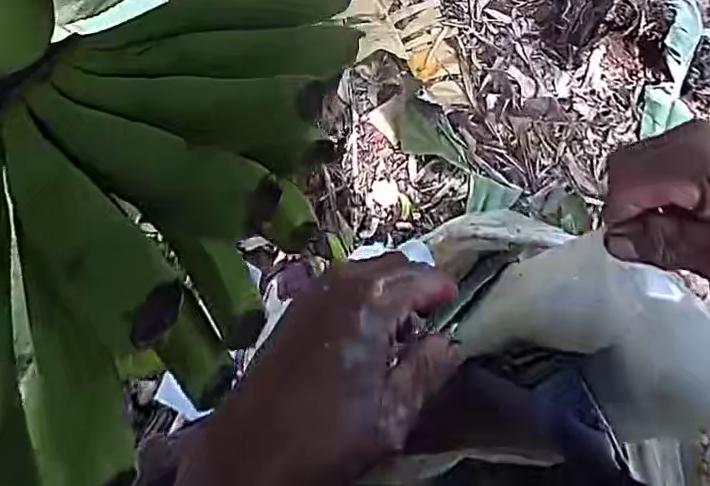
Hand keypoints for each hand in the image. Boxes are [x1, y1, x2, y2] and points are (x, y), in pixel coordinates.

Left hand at [176, 254, 463, 485]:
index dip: (444, 291)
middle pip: (396, 264)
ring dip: (391, 293)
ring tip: (399, 340)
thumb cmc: (326, 434)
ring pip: (370, 270)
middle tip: (430, 328)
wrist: (252, 444)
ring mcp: (317, 286)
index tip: (457, 310)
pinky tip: (365, 338)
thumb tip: (452, 343)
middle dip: (418, 288)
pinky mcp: (300, 300)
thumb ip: (427, 370)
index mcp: (371, 299)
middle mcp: (343, 279)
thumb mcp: (391, 414)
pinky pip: (345, 283)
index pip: (422, 276)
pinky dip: (365, 296)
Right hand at [601, 120, 709, 322]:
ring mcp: (705, 140)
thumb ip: (666, 245)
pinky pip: (663, 168)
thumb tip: (615, 241)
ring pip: (639, 166)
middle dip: (628, 209)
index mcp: (699, 157)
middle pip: (626, 166)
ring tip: (677, 241)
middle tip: (654, 251)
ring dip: (644, 204)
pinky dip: (663, 197)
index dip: (620, 221)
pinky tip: (692, 225)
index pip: (625, 181)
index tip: (634, 256)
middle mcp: (695, 136)